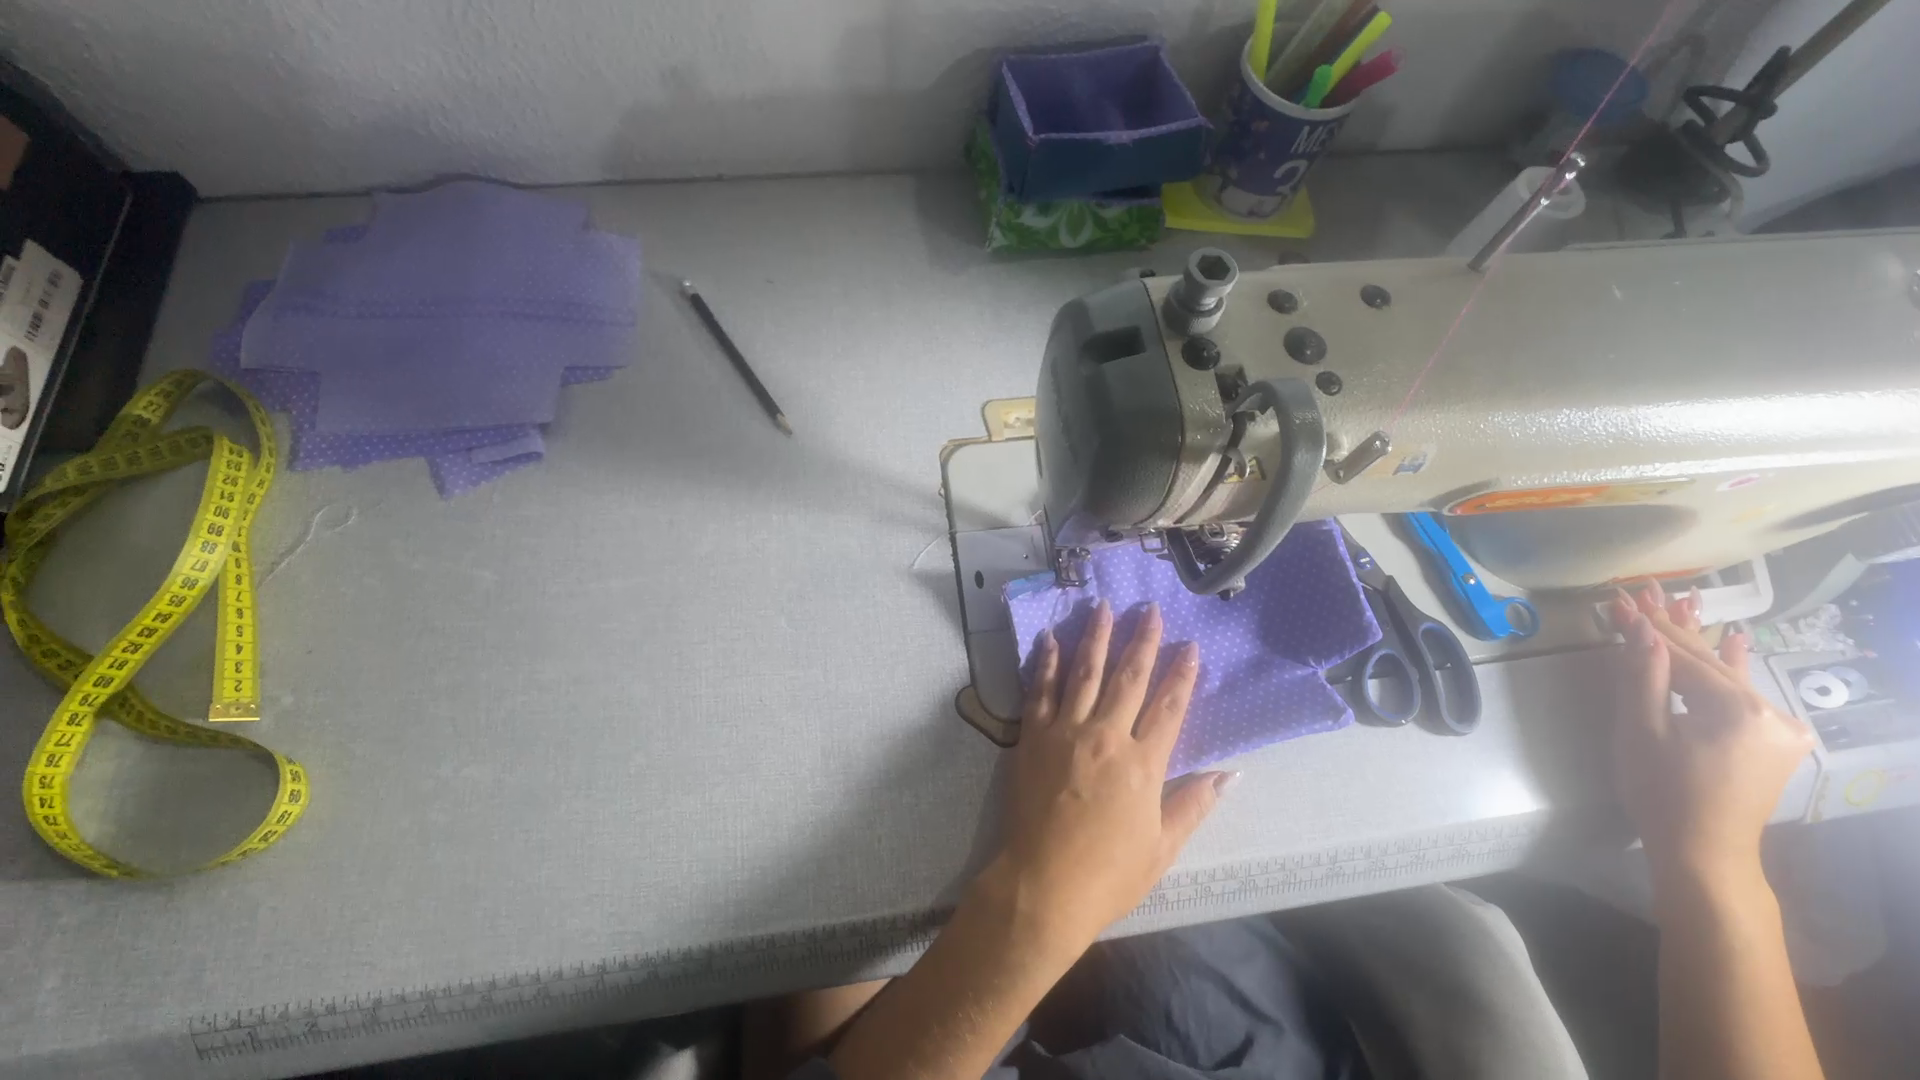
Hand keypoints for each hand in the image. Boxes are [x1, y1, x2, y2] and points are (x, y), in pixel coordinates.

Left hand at [979, 601, 1230, 951]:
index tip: (1190, 645)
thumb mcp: (1163, 847)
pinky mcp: (1032, 738)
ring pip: (1084, 673)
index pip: (1170, 706)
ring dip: (1095, 636)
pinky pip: (1040, 690)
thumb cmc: (1108, 874)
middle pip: (1129, 678)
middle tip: (1149, 609)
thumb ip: (1193, 804)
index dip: (1182, 674)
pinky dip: (1046, 662)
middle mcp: (1106, 736)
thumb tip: (1232, 773)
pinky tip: (1051, 638)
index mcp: (1143, 763)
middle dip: (1142, 640)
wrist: (1042, 885)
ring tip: (1102, 607)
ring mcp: (1065, 732)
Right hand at [1608, 585, 1813, 888]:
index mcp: (1736, 708)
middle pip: (1706, 662)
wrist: (1704, 852)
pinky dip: (1730, 667)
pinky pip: (1745, 694)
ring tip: (1680, 602)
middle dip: (1669, 629)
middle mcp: (1769, 711)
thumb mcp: (1640, 732)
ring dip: (1697, 643)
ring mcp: (1778, 727)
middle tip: (1640, 592)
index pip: (1681, 657)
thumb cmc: (1661, 792)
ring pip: (1725, 676)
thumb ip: (1642, 678)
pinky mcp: (1774, 741)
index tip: (1618, 598)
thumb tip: (1640, 630)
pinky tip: (1735, 639)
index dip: (1645, 628)